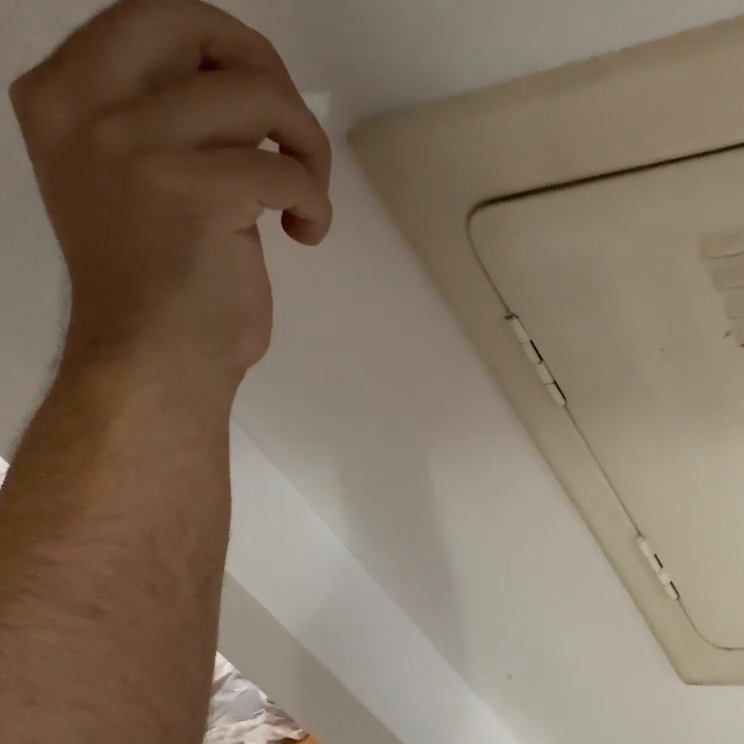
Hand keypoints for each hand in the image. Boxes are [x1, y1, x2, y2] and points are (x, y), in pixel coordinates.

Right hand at [9, 0, 331, 382]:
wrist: (153, 350)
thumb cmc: (163, 274)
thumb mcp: (150, 174)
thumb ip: (179, 123)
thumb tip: (247, 89)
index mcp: (64, 92)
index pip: (151, 14)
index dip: (229, 48)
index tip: (264, 110)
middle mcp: (81, 103)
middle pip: (190, 21)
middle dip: (268, 73)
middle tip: (289, 137)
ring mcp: (127, 143)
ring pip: (258, 96)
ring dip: (309, 148)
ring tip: (303, 198)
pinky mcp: (185, 190)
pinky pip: (288, 170)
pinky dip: (318, 205)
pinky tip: (302, 235)